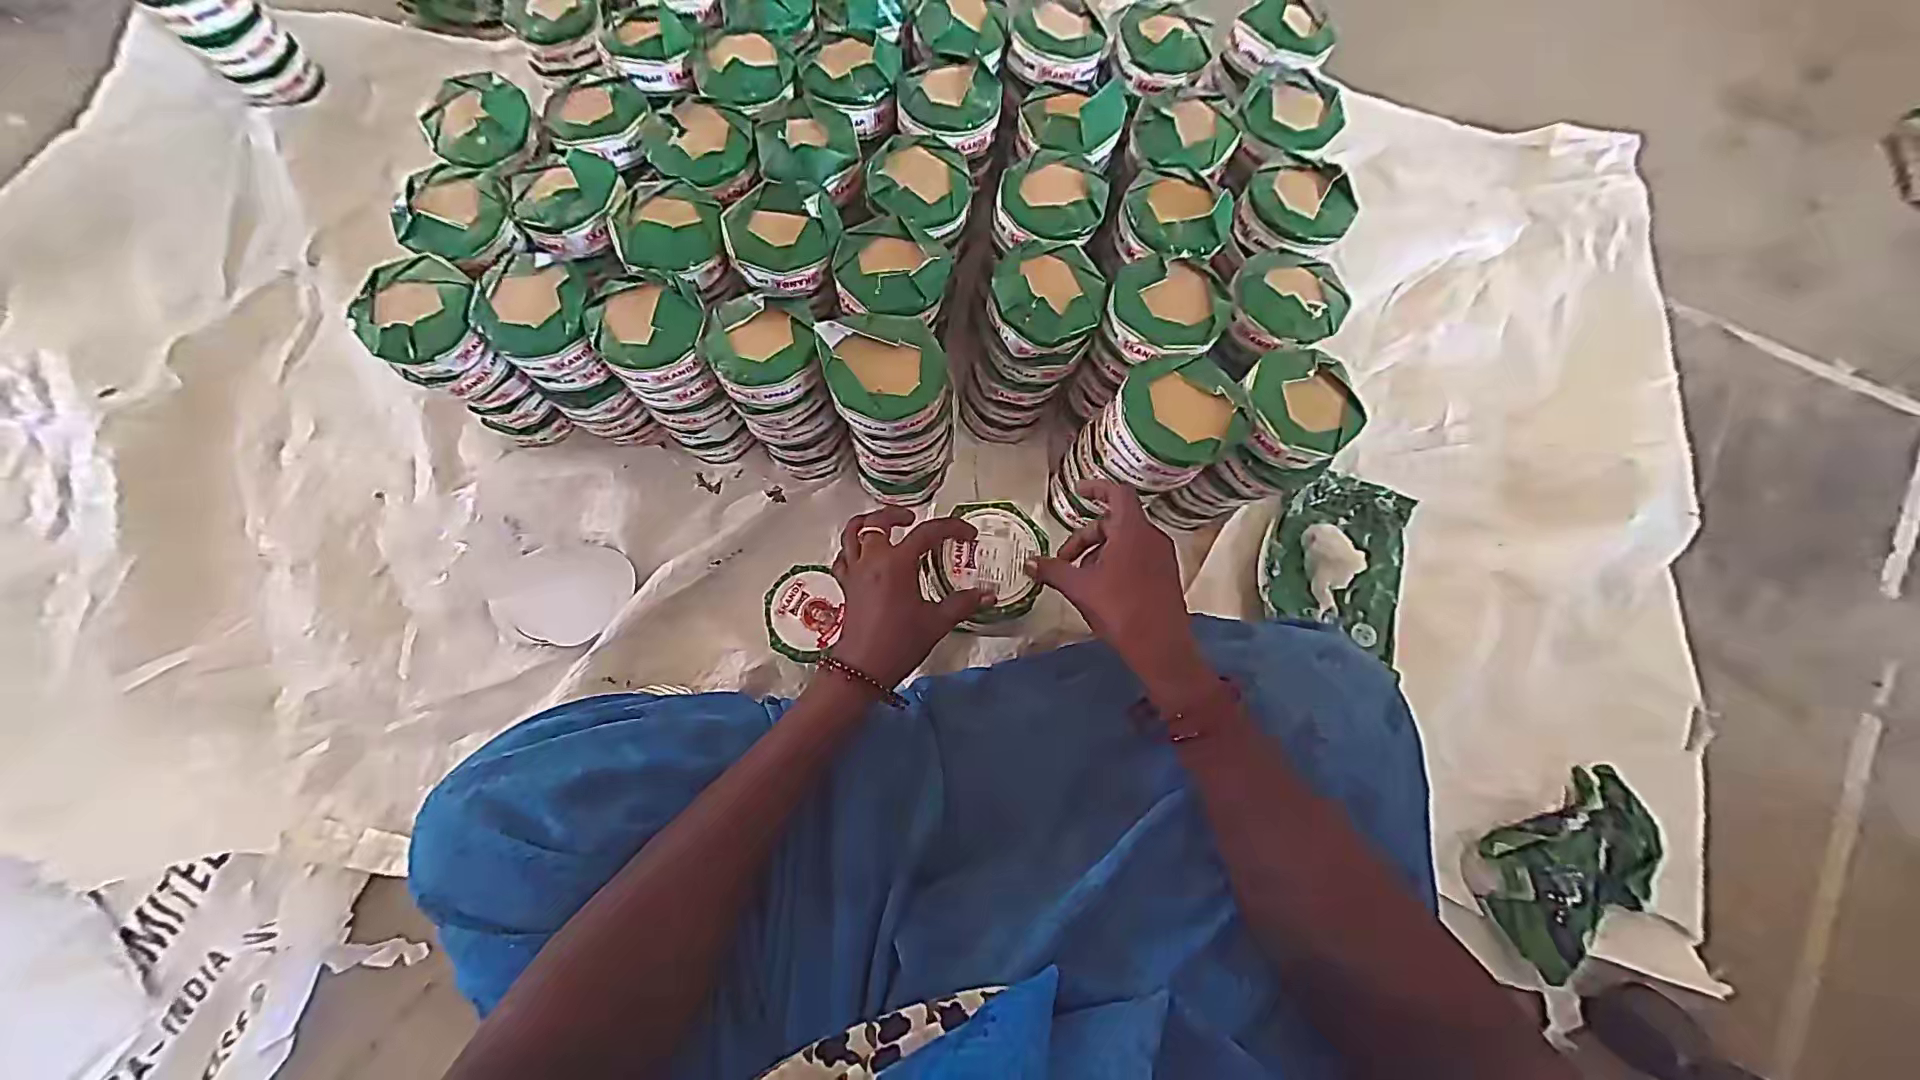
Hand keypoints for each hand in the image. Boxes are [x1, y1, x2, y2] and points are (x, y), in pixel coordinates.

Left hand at [827, 507, 992, 688]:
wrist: (862, 669)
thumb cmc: (900, 642)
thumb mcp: (937, 622)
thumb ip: (963, 604)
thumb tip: (988, 595)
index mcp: (897, 563)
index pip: (927, 533)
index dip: (951, 528)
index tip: (968, 535)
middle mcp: (872, 560)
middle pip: (878, 522)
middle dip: (896, 515)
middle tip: (913, 519)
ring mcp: (854, 571)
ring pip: (852, 533)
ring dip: (869, 523)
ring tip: (886, 527)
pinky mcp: (845, 586)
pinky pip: (844, 556)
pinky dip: (853, 548)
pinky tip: (866, 555)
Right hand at [1028, 480, 1212, 702]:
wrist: (1161, 645)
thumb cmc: (1120, 609)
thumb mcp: (1079, 587)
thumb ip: (1053, 570)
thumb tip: (1029, 562)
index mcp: (1132, 530)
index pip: (1117, 493)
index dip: (1097, 487)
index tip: (1078, 491)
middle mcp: (1151, 536)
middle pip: (1114, 521)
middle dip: (1086, 536)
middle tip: (1064, 560)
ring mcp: (1161, 555)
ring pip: (1124, 540)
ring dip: (1098, 551)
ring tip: (1080, 578)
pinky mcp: (1165, 573)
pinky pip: (1136, 555)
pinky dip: (1115, 561)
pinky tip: (1101, 588)